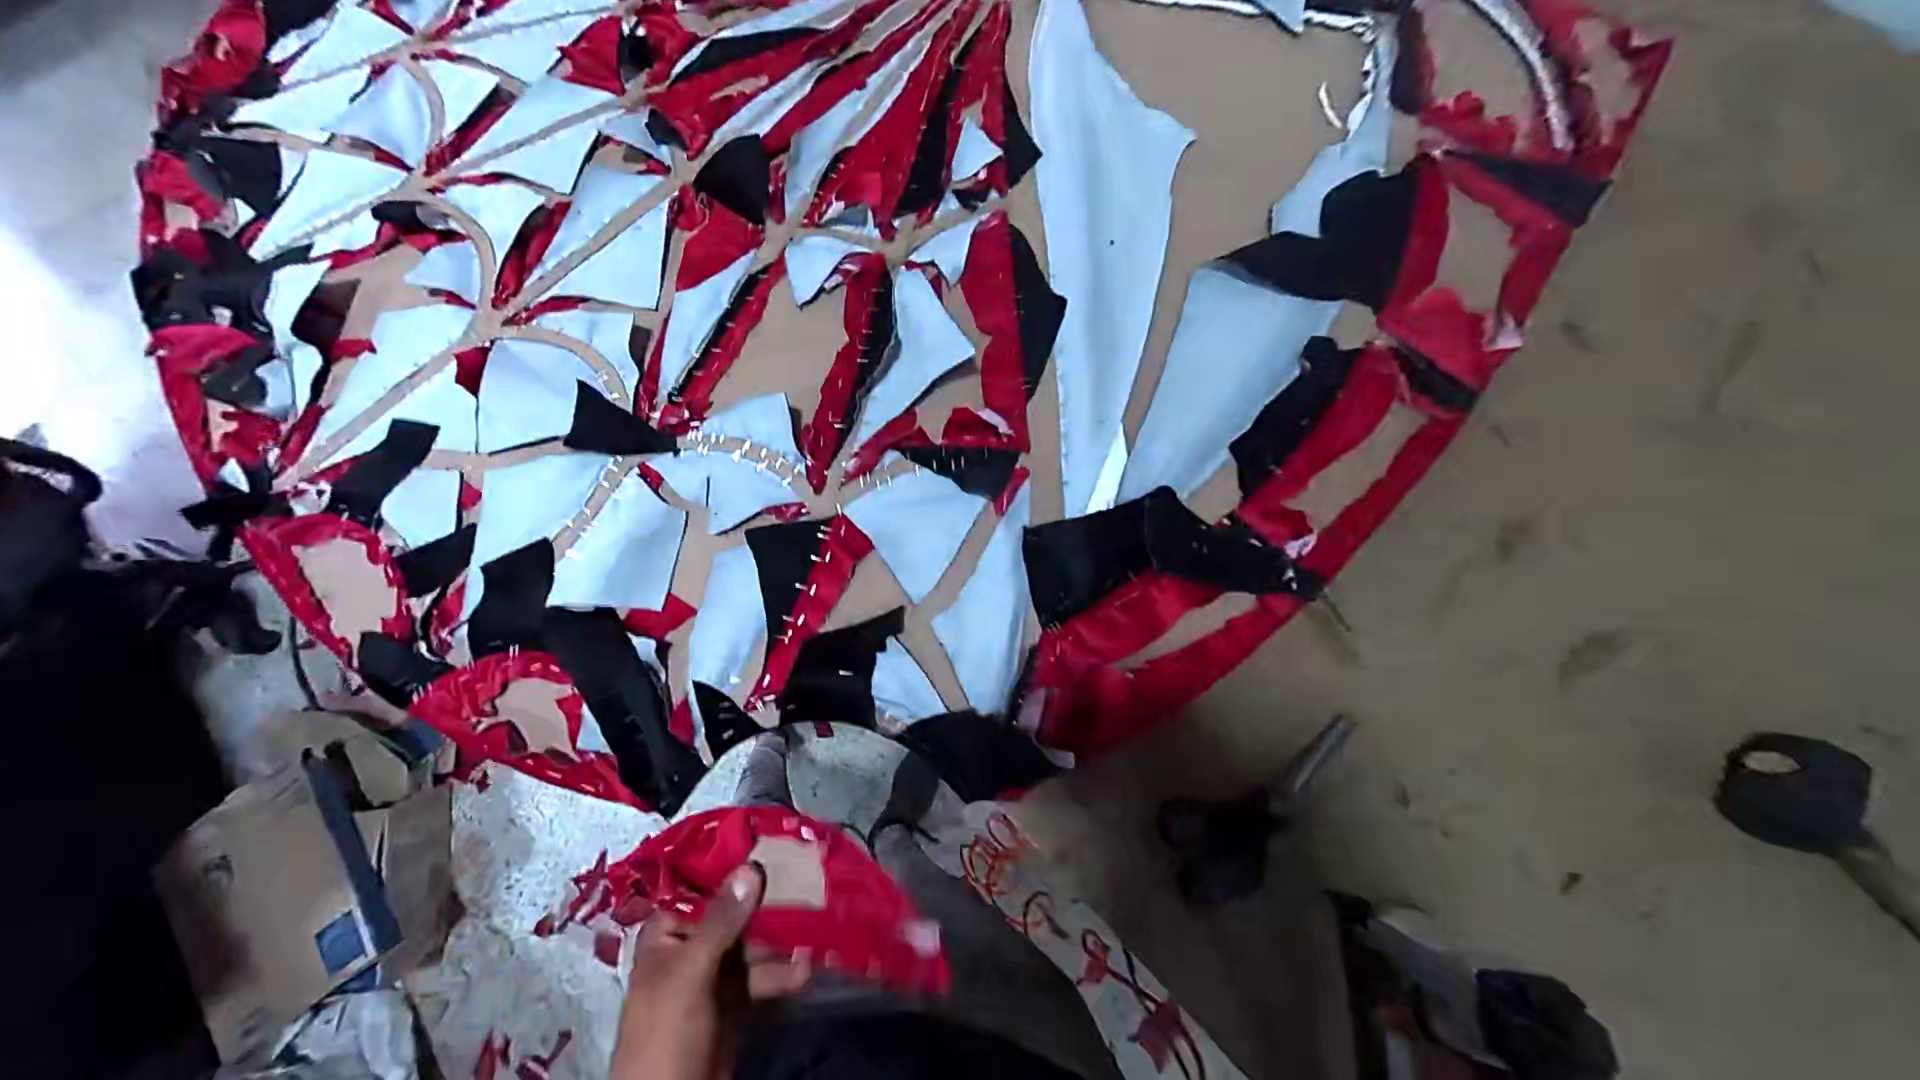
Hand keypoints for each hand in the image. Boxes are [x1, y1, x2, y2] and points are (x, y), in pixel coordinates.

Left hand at [611, 863, 812, 1079]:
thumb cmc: (666, 1035)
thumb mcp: (691, 975)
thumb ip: (722, 921)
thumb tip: (751, 867)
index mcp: (667, 936)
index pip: (703, 888)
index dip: (736, 868)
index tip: (775, 846)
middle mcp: (690, 949)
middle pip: (735, 914)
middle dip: (770, 906)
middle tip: (809, 887)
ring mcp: (713, 977)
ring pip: (753, 944)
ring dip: (782, 942)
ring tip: (815, 934)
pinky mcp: (734, 1003)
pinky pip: (762, 975)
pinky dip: (783, 972)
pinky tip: (805, 971)